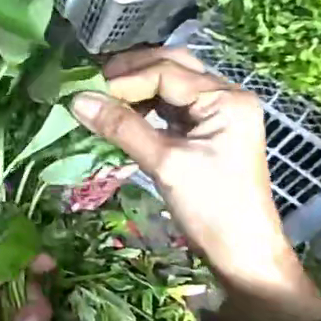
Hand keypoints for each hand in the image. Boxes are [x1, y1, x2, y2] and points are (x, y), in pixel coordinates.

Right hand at [69, 49, 314, 312]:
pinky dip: (148, 108)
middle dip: (131, 74)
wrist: (244, 253)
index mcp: (226, 99)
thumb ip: (122, 128)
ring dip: (137, 89)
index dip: (124, 80)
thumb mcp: (165, 164)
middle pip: (172, 67)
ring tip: (102, 101)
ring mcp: (220, 113)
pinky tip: (123, 116)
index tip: (86, 93)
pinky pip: (174, 107)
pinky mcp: (210, 131)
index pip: (167, 71)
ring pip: (172, 85)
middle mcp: (227, 96)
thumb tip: (77, 100)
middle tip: (91, 87)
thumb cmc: (212, 210)